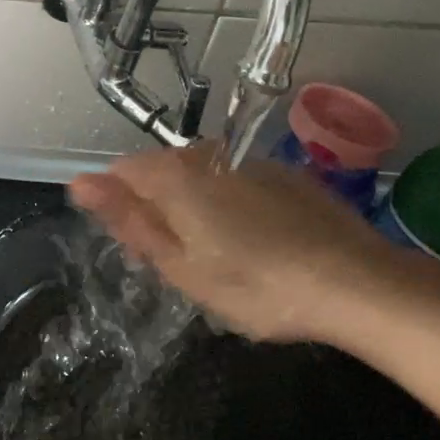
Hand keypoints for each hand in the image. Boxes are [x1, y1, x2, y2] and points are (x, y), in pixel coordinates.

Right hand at [68, 143, 439, 343]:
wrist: (361, 285)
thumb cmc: (258, 284)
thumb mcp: (181, 266)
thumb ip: (127, 220)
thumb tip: (78, 182)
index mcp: (172, 175)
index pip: (118, 173)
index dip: (121, 210)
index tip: (143, 251)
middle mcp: (204, 154)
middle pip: (159, 173)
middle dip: (159, 209)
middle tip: (184, 262)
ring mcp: (246, 160)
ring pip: (200, 177)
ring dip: (197, 207)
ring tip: (224, 257)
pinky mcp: (284, 173)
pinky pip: (237, 181)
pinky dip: (234, 205)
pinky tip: (261, 244)